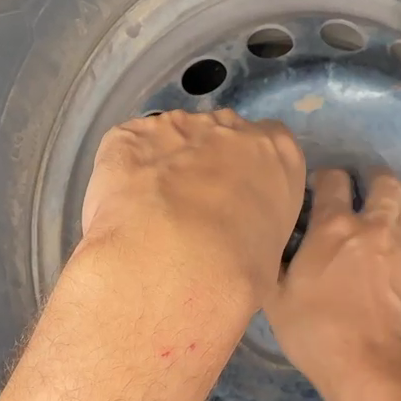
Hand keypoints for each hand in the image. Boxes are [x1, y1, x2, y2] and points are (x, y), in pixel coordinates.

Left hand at [76, 109, 305, 321]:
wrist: (174, 267)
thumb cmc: (238, 275)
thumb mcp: (270, 259)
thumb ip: (256, 230)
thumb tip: (236, 240)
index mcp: (278, 154)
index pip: (267, 149)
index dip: (244, 178)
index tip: (230, 207)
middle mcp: (229, 128)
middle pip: (216, 139)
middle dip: (201, 171)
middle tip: (187, 220)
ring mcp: (176, 125)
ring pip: (167, 143)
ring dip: (160, 173)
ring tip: (148, 224)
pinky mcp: (128, 136)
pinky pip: (125, 152)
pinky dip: (123, 177)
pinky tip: (122, 213)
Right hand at [263, 168, 400, 399]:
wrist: (363, 361)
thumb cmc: (312, 330)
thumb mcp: (275, 298)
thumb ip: (276, 264)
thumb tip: (274, 247)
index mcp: (332, 228)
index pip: (332, 181)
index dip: (326, 178)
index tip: (320, 186)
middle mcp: (372, 227)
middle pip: (384, 184)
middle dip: (375, 180)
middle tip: (367, 189)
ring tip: (398, 211)